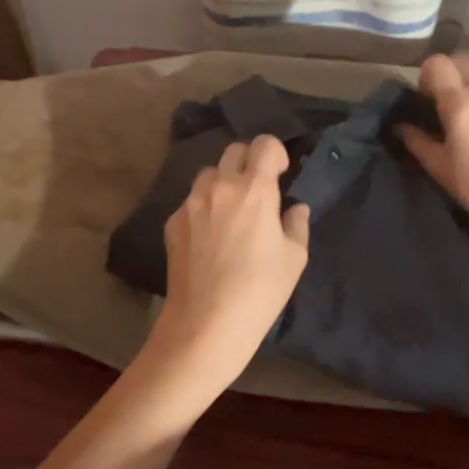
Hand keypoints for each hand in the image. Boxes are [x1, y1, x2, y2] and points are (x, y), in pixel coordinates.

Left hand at [141, 136, 310, 404]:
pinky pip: (191, 202)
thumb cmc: (259, 291)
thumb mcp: (294, 260)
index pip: (263, 144)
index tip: (281, 173)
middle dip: (249, 162)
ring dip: (223, 182)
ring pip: (208, 174)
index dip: (275, 153)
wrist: (205, 324)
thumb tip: (294, 209)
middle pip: (233, 151)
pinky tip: (210, 237)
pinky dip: (204, 207)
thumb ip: (296, 225)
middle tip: (258, 190)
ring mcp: (191, 204)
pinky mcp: (172, 223)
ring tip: (232, 211)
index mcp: (254, 190)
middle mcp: (220, 187)